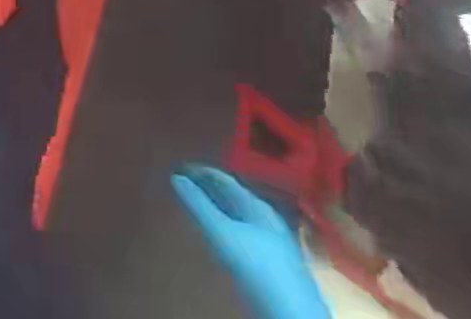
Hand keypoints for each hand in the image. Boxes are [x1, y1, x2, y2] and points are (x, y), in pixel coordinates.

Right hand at [172, 166, 329, 318]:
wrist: (294, 317)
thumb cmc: (257, 268)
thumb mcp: (222, 234)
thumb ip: (198, 205)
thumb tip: (176, 178)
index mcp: (258, 207)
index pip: (225, 179)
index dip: (200, 171)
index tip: (177, 168)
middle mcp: (267, 220)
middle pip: (232, 196)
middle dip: (207, 188)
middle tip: (181, 185)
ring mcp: (272, 242)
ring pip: (237, 216)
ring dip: (214, 208)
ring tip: (194, 206)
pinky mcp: (272, 263)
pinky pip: (241, 233)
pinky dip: (223, 226)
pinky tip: (216, 235)